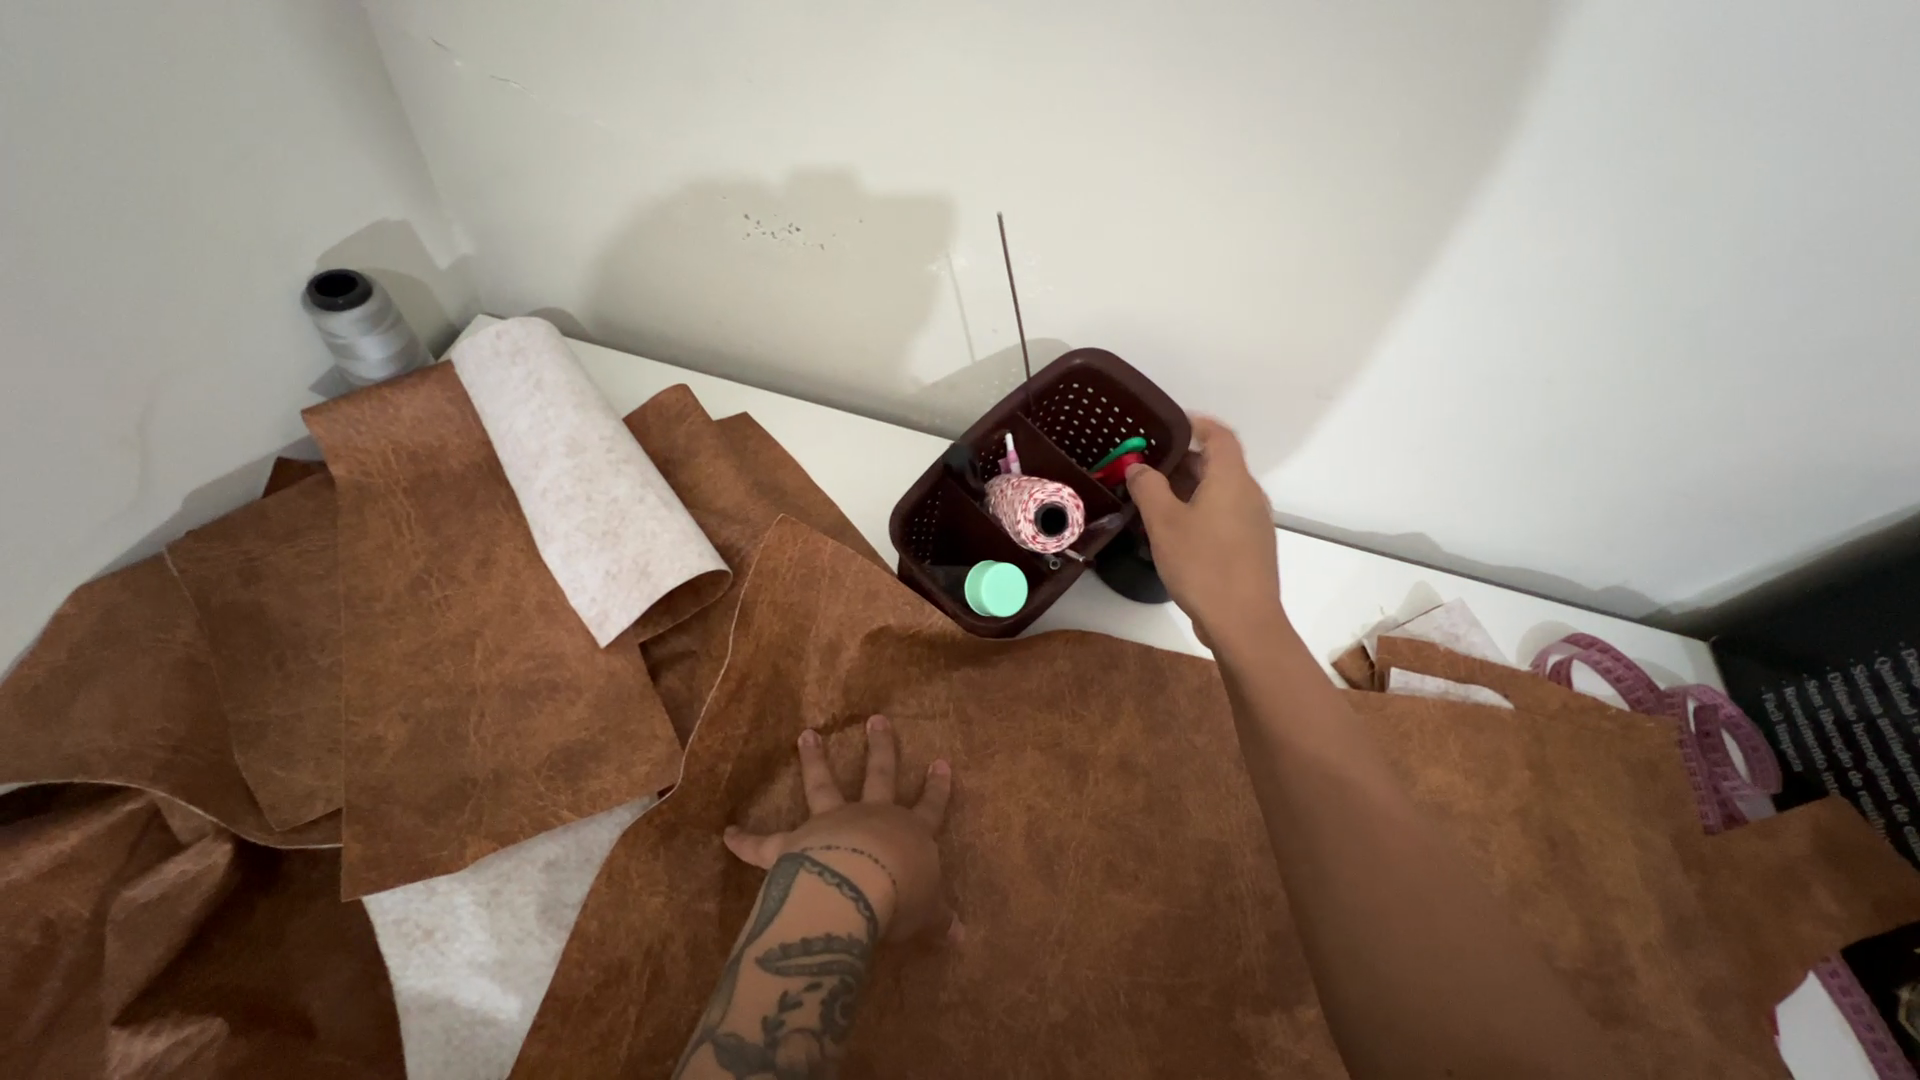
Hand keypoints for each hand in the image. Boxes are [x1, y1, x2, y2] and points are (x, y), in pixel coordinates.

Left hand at [724, 715, 957, 943]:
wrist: (859, 887)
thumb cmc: (902, 897)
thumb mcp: (928, 913)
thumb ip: (939, 919)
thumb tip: (962, 935)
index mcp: (909, 833)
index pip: (929, 807)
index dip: (937, 788)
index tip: (941, 762)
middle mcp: (871, 818)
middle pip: (879, 775)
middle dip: (880, 747)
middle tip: (875, 718)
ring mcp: (830, 824)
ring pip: (823, 784)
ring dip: (814, 760)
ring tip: (806, 734)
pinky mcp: (793, 844)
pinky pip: (764, 843)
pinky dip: (744, 839)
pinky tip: (726, 832)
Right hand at [1124, 417, 1285, 649]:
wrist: (1243, 621)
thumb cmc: (1203, 564)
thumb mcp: (1164, 523)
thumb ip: (1149, 488)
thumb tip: (1138, 467)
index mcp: (1231, 479)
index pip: (1219, 435)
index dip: (1195, 423)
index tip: (1166, 424)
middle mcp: (1248, 494)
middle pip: (1218, 463)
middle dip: (1183, 459)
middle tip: (1146, 463)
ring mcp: (1253, 522)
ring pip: (1219, 491)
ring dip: (1188, 486)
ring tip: (1153, 495)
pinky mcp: (1250, 546)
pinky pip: (1223, 513)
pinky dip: (1199, 509)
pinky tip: (1174, 529)